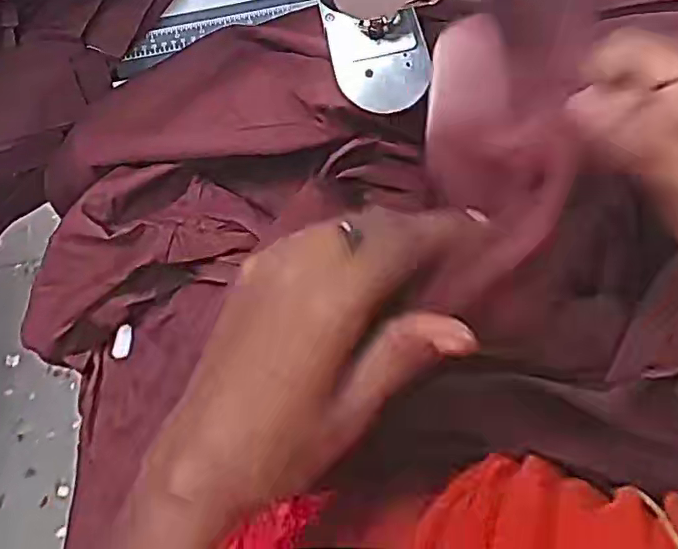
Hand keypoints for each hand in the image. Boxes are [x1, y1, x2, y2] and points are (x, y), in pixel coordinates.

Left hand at [120, 209, 482, 547]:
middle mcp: (300, 259)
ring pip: (341, 221)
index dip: (444, 227)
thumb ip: (401, 353)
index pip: (399, 240)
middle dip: (416, 224)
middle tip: (455, 239)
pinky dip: (346, 235)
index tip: (481, 224)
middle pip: (371, 222)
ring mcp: (272, 256)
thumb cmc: (283, 444)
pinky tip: (358, 260)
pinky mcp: (253, 263)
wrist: (195, 455)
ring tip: (414, 249)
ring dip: (381, 228)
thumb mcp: (351, 410)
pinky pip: (312, 232)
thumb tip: (462, 327)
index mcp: (330, 294)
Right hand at [567, 31, 677, 398]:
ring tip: (537, 150)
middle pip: (619, 82)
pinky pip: (620, 155)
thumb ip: (647, 140)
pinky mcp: (665, 183)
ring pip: (614, 117)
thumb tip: (576, 98)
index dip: (593, 65)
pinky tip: (561, 169)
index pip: (636, 52)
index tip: (548, 98)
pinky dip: (593, 157)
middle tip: (533, 132)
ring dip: (580, 128)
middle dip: (579, 97)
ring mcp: (675, 149)